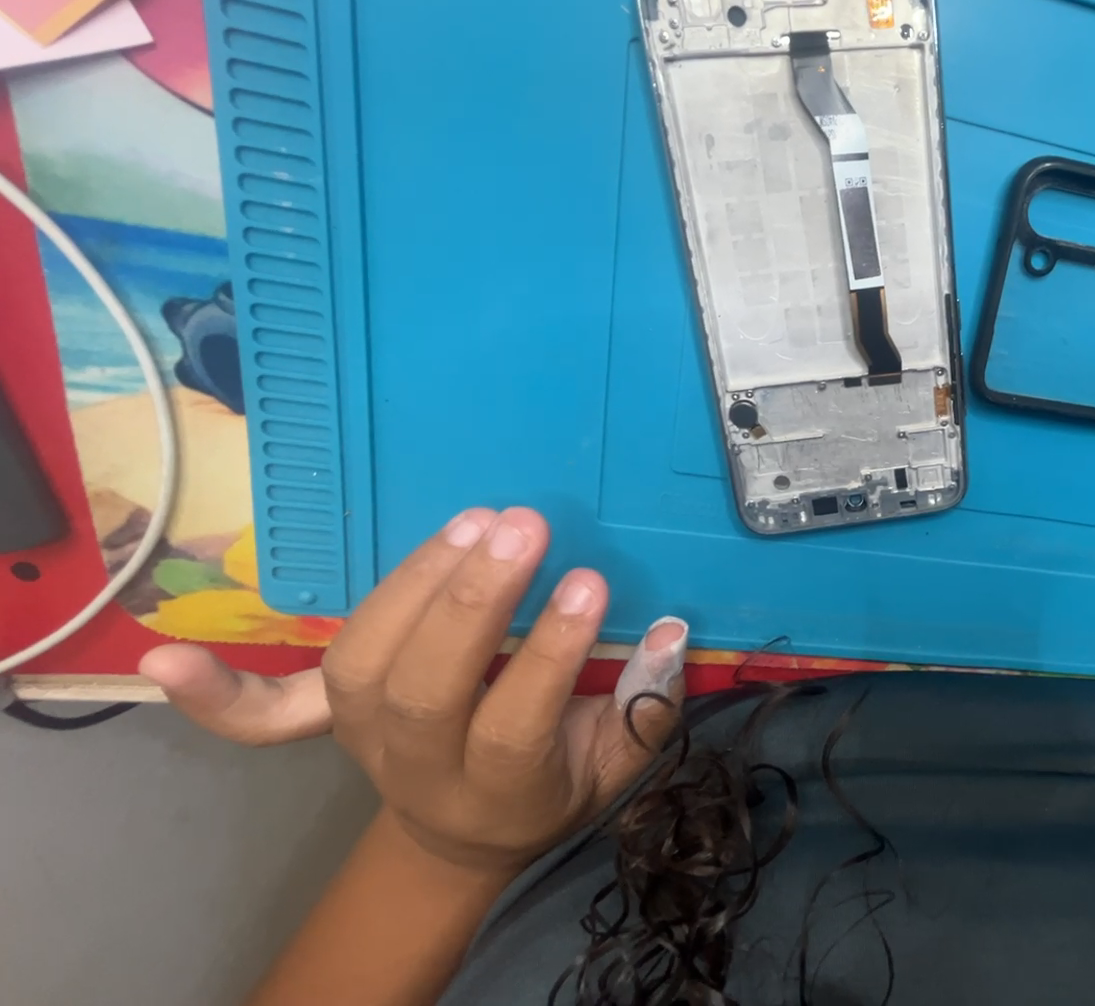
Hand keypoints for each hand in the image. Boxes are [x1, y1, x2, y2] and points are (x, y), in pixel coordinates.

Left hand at [141, 507, 686, 871]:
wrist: (468, 830)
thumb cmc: (556, 789)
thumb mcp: (619, 766)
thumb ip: (647, 707)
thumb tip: (670, 633)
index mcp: (503, 787)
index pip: (517, 721)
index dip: (549, 653)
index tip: (589, 582)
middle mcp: (419, 768)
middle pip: (423, 690)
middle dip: (472, 603)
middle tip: (523, 527)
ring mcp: (363, 743)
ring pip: (359, 668)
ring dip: (408, 588)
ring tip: (472, 522)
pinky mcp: (331, 725)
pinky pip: (265, 721)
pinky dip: (219, 696)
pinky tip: (167, 655)